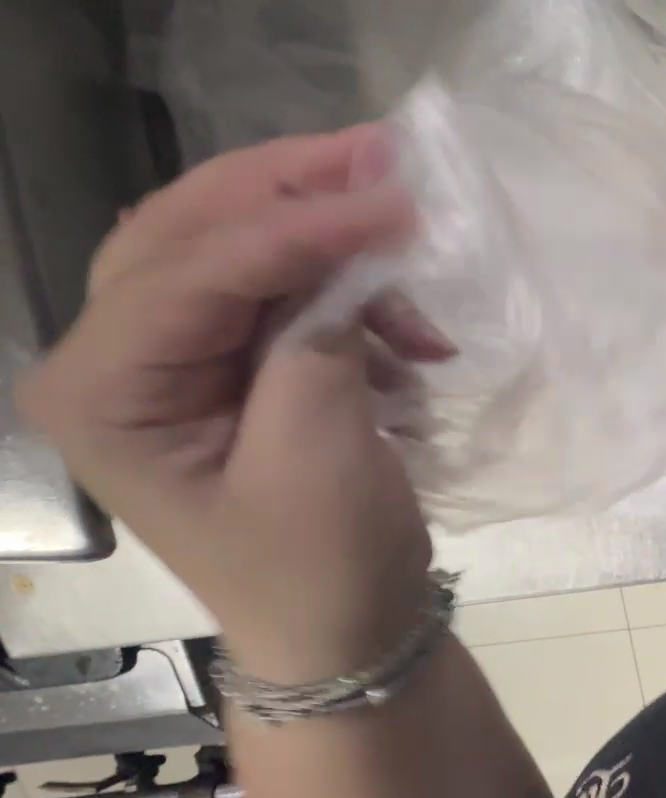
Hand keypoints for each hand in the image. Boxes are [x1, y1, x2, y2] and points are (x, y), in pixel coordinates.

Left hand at [18, 127, 429, 683]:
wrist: (346, 633)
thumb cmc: (325, 564)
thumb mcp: (323, 458)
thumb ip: (318, 348)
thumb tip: (352, 266)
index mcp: (106, 387)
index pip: (195, 267)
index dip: (299, 224)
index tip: (399, 200)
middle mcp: (118, 360)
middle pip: (192, 235)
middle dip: (292, 193)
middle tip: (383, 160)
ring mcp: (176, 369)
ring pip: (241, 264)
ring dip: (336, 266)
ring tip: (422, 314)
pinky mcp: (235, 382)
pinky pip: (282, 311)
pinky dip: (351, 312)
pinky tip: (408, 350)